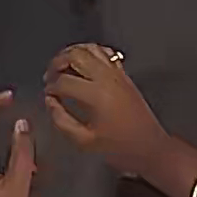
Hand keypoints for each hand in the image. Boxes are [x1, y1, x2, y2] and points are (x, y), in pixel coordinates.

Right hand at [43, 44, 174, 176]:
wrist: (149, 146)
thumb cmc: (118, 147)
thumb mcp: (84, 141)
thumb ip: (61, 120)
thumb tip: (50, 101)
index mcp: (95, 95)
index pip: (64, 81)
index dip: (50, 86)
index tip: (47, 94)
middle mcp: (106, 78)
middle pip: (76, 55)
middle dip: (57, 62)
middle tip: (49, 75)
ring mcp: (116, 73)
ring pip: (90, 49)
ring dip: (73, 53)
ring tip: (62, 65)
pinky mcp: (124, 74)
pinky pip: (105, 52)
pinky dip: (91, 51)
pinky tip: (83, 61)